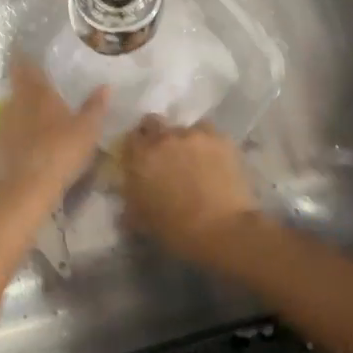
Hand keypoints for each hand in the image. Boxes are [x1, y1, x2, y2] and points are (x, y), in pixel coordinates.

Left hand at [0, 57, 108, 217]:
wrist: (24, 191)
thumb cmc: (60, 153)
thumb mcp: (87, 131)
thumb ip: (95, 107)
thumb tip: (105, 86)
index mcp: (36, 93)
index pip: (25, 66)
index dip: (24, 57)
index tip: (26, 50)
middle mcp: (14, 102)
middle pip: (18, 85)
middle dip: (28, 83)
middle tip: (43, 83)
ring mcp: (2, 125)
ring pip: (13, 107)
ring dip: (24, 107)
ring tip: (40, 111)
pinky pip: (10, 128)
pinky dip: (20, 128)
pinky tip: (31, 138)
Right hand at [119, 117, 258, 259]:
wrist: (219, 230)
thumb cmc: (174, 230)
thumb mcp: (138, 218)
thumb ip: (131, 197)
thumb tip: (132, 190)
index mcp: (139, 156)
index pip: (131, 137)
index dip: (136, 146)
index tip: (141, 157)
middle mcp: (163, 138)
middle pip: (155, 122)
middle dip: (158, 134)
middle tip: (167, 155)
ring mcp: (194, 135)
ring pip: (187, 128)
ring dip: (187, 140)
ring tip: (196, 159)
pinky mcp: (221, 139)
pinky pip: (211, 135)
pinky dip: (211, 145)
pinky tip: (217, 162)